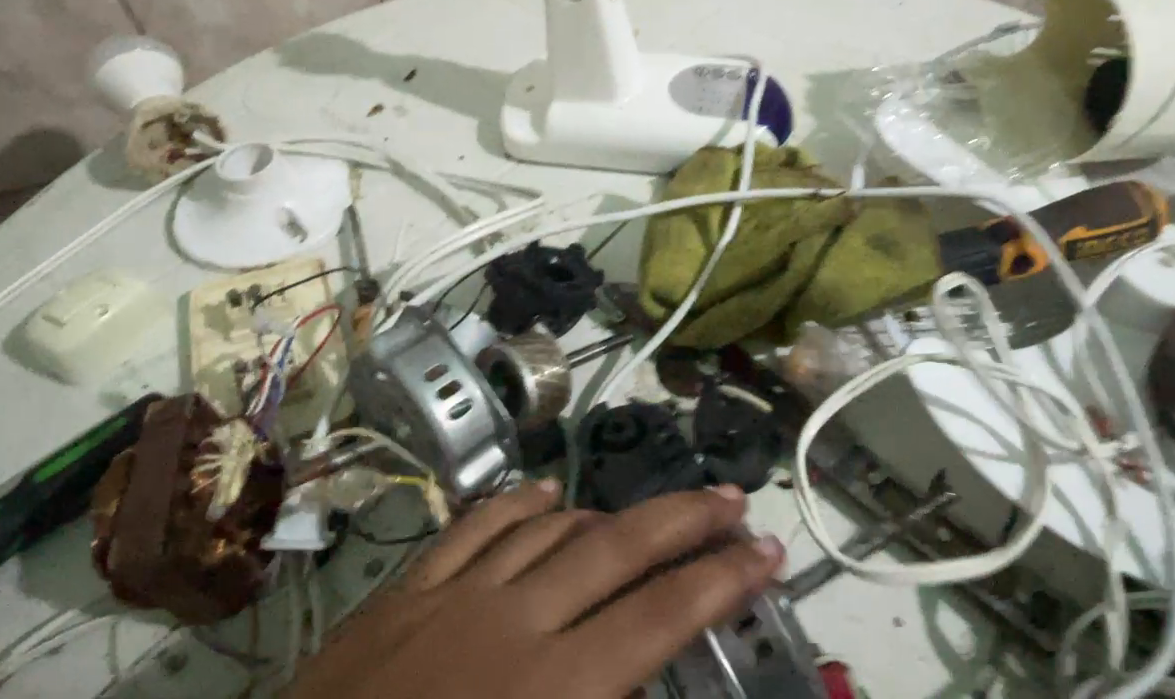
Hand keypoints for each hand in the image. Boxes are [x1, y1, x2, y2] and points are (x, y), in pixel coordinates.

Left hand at [287, 480, 784, 698]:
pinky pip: (476, 525)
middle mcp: (514, 623)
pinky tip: (547, 495)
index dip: (722, 581)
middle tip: (733, 499)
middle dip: (684, 521)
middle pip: (618, 549)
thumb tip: (651, 668)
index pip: (660, 617)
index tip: (768, 553)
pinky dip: (520, 504)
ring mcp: (455, 595)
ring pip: (552, 527)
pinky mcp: (406, 589)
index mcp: (553, 688)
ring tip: (654, 510)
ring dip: (611, 512)